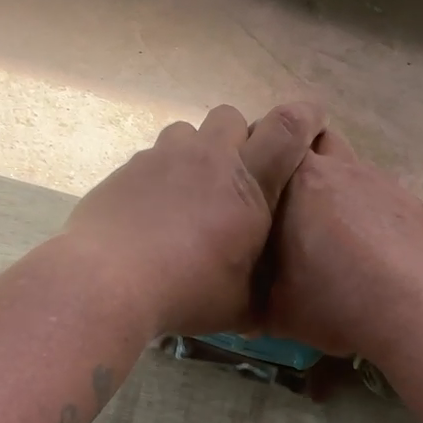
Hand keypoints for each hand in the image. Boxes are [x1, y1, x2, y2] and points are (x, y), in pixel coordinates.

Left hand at [62, 102, 323, 333]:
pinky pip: (153, 158)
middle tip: (239, 177)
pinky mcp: (127, 170)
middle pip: (232, 117)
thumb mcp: (242, 306)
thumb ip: (265, 294)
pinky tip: (156, 214)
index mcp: (249, 185)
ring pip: (188, 132)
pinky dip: (163, 177)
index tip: (313, 123)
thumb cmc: (189, 293)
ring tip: (193, 193)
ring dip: (198, 152)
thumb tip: (280, 306)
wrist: (109, 283)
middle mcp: (208, 159)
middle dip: (242, 136)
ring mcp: (162, 159)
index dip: (306, 118)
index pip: (288, 129)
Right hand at [263, 129, 422, 357]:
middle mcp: (340, 169)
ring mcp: (380, 182)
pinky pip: (380, 194)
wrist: (409, 314)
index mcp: (298, 183)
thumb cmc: (332, 303)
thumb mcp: (274, 308)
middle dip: (304, 159)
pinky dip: (370, 210)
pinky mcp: (410, 202)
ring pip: (351, 167)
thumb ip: (253, 290)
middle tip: (295, 203)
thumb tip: (241, 299)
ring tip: (336, 232)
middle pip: (317, 140)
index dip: (264, 154)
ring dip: (339, 187)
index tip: (258, 181)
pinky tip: (372, 249)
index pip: (273, 138)